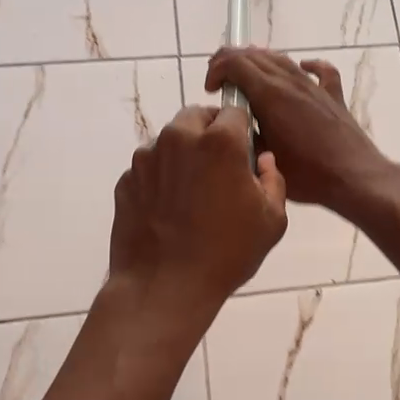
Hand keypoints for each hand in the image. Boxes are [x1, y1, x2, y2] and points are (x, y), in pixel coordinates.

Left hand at [110, 105, 288, 303]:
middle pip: (197, 117)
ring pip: (170, 140)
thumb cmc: (226, 254)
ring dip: (183, 153)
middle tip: (218, 168)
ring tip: (191, 193)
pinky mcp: (126, 179)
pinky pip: (149, 167)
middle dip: (209, 132)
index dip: (242, 130)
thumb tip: (262, 160)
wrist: (164, 287)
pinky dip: (160, 177)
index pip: (234, 111)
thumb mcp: (271, 220)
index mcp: (219, 141)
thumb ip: (273, 179)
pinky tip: (168, 209)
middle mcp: (179, 137)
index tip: (244, 153)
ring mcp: (146, 157)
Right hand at [205, 47, 389, 212]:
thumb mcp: (263, 157)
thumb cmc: (307, 174)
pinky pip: (320, 71)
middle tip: (221, 81)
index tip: (210, 89)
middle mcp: (290, 82)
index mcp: (270, 94)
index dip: (217, 69)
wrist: (354, 178)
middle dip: (231, 63)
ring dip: (260, 62)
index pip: (235, 63)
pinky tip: (303, 67)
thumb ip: (246, 134)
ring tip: (247, 75)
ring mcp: (314, 86)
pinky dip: (308, 65)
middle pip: (255, 56)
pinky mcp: (333, 96)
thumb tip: (236, 126)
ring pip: (282, 60)